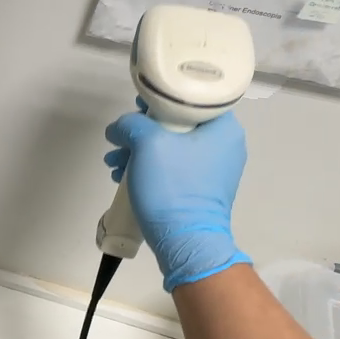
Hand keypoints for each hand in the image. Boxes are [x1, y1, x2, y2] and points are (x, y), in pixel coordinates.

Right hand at [103, 107, 249, 290]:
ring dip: (139, 152)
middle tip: (119, 140)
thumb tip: (120, 128)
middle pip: (177, 125)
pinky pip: (173, 168)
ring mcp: (214, 170)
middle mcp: (225, 146)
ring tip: (115, 164)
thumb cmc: (172, 187)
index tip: (136, 106)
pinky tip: (126, 177)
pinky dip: (150, 168)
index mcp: (223, 128)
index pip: (191, 99)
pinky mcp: (201, 190)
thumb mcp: (147, 144)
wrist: (185, 240)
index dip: (160, 99)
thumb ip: (131, 124)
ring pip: (171, 148)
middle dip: (142, 132)